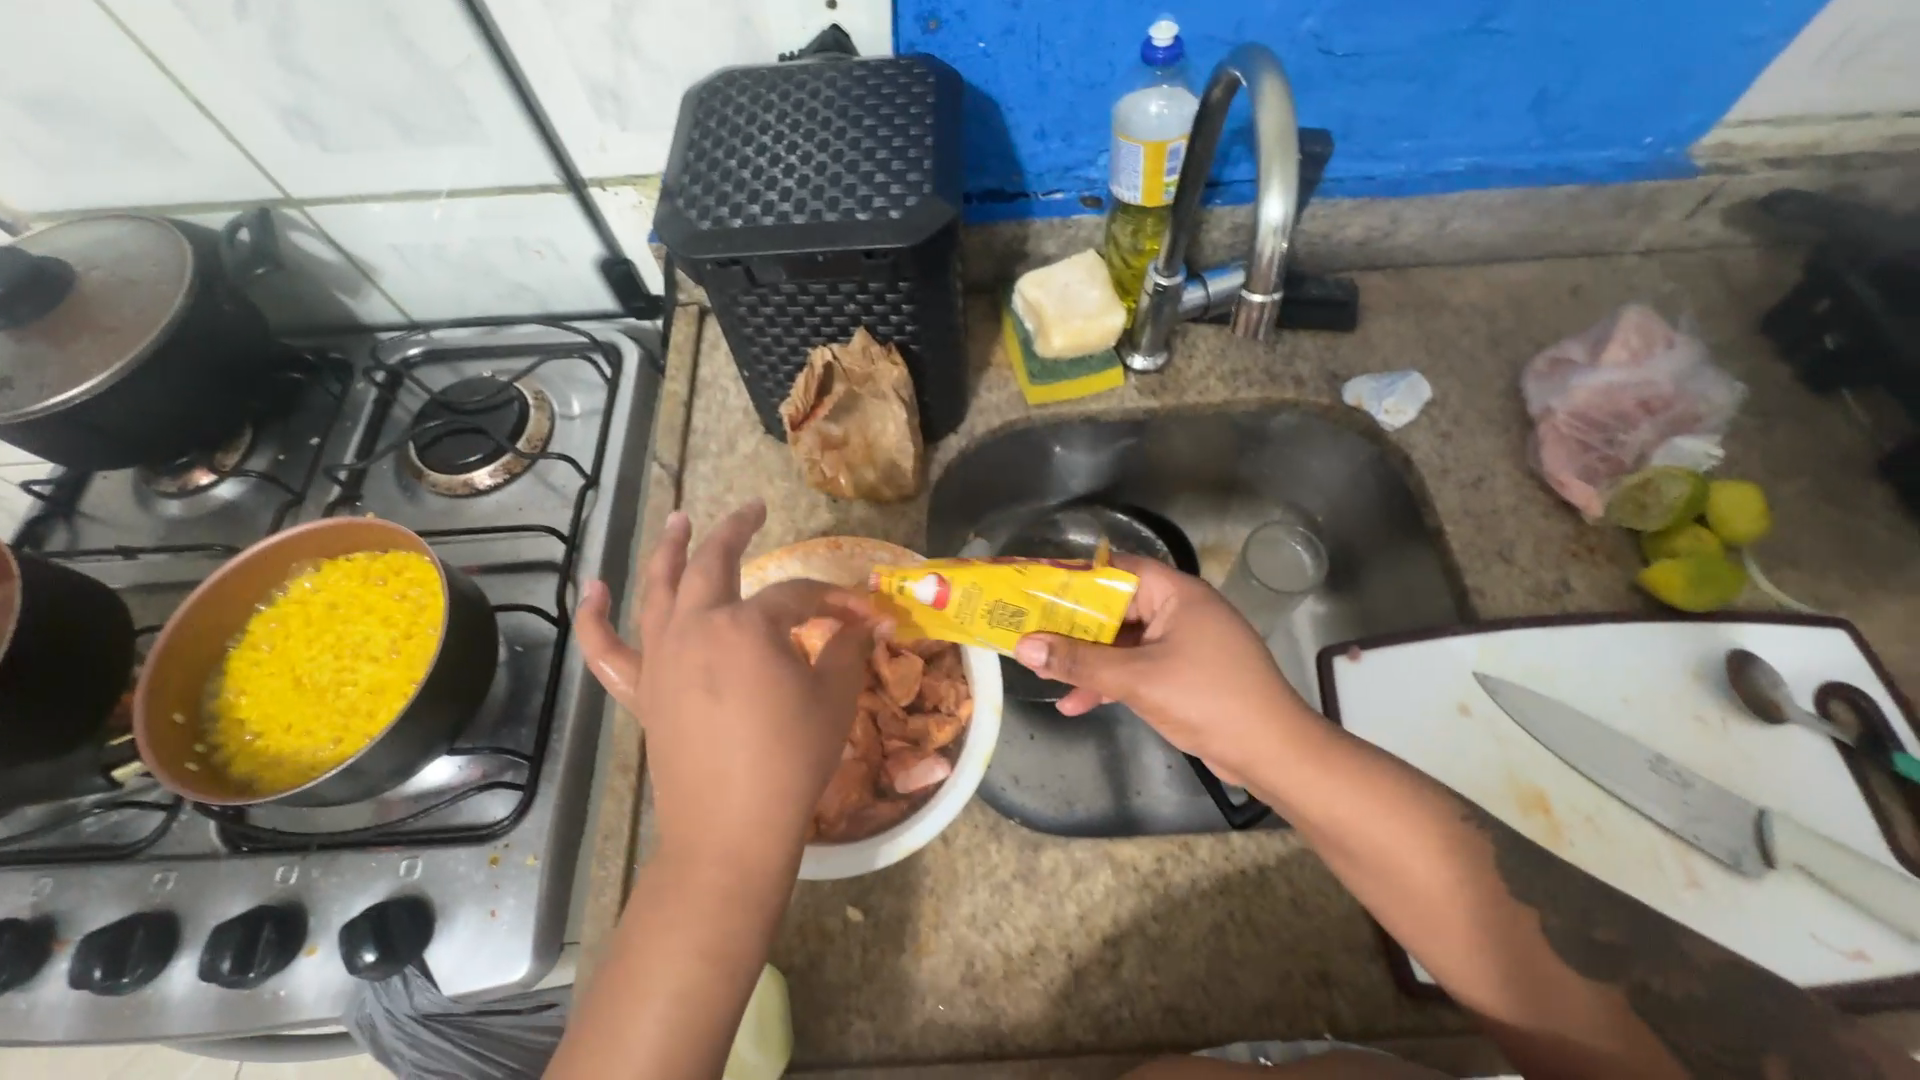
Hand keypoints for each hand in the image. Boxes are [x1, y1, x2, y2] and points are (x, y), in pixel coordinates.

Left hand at [574, 501, 881, 867]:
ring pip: (659, 588)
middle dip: (737, 530)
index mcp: (747, 624)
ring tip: (679, 520)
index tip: (862, 613)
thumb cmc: (791, 759)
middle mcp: (696, 626)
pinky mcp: (641, 690)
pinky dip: (595, 616)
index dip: (833, 601)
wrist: (731, 827)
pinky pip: (607, 648)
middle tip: (754, 508)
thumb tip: (866, 622)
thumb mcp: (834, 697)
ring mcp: (661, 656)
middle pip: (716, 564)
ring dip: (670, 549)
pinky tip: (593, 589)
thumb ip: (847, 648)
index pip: (797, 596)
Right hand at [1011, 554, 1319, 783]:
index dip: (1074, 580)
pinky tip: (1077, 704)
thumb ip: (1079, 662)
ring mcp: (1183, 643)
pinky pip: (1137, 667)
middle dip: (1073, 628)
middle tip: (1031, 636)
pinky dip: (1110, 682)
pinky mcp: (1184, 673)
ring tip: (1044, 676)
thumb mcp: (1137, 679)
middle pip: (1115, 608)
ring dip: (1087, 661)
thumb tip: (1024, 647)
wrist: (1272, 751)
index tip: (1035, 593)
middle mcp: (1179, 610)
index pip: (1116, 571)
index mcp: (1175, 593)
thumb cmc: (1207, 699)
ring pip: (1122, 642)